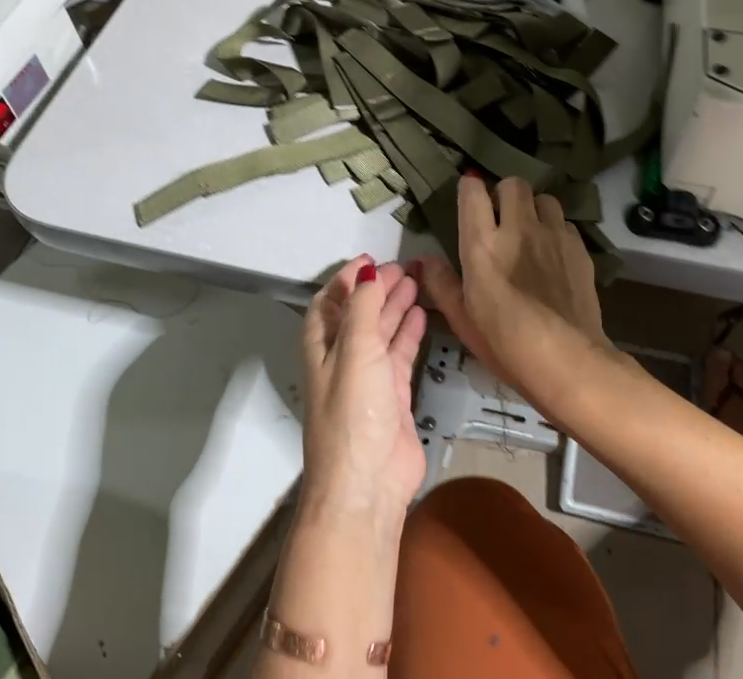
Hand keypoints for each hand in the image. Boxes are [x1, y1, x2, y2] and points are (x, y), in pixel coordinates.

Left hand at [300, 256, 428, 516]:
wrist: (367, 484)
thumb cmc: (353, 412)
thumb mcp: (355, 351)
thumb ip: (362, 308)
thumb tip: (366, 272)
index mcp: (321, 347)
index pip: (330, 302)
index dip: (347, 279)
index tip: (371, 259)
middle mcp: (341, 359)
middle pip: (358, 314)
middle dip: (377, 289)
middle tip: (406, 267)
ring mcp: (368, 379)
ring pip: (381, 332)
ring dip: (395, 307)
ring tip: (418, 282)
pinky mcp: (393, 397)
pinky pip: (400, 355)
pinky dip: (409, 333)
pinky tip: (421, 314)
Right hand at [421, 175, 610, 401]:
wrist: (567, 361)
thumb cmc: (506, 344)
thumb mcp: (463, 320)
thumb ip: (441, 284)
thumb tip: (423, 260)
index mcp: (482, 245)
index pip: (473, 192)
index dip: (469, 189)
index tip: (469, 199)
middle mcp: (518, 229)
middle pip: (513, 184)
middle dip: (504, 193)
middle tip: (501, 216)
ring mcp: (552, 236)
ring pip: (544, 198)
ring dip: (533, 209)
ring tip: (530, 231)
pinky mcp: (579, 249)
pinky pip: (565, 223)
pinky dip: (555, 230)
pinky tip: (552, 254)